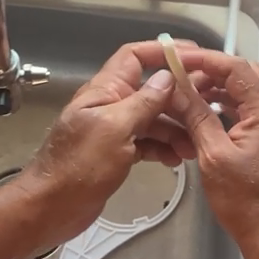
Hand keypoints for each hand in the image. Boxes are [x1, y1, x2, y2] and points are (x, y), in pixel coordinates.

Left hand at [14, 41, 197, 247]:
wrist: (52, 207)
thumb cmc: (80, 166)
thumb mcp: (115, 129)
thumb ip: (144, 102)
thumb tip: (168, 76)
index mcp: (104, 90)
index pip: (135, 57)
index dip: (163, 51)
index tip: (194, 56)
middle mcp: (110, 105)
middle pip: (150, 90)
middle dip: (178, 98)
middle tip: (206, 107)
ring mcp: (113, 130)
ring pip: (152, 119)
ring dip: (174, 129)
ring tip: (193, 145)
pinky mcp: (117, 152)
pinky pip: (147, 142)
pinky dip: (163, 148)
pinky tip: (177, 159)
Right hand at [169, 51, 258, 258]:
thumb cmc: (245, 200)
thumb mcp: (213, 156)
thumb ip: (197, 117)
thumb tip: (178, 89)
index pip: (237, 68)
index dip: (206, 59)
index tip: (179, 59)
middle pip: (246, 77)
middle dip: (213, 73)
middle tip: (184, 80)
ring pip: (248, 96)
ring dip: (220, 92)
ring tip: (190, 99)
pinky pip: (250, 115)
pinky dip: (228, 110)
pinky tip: (206, 119)